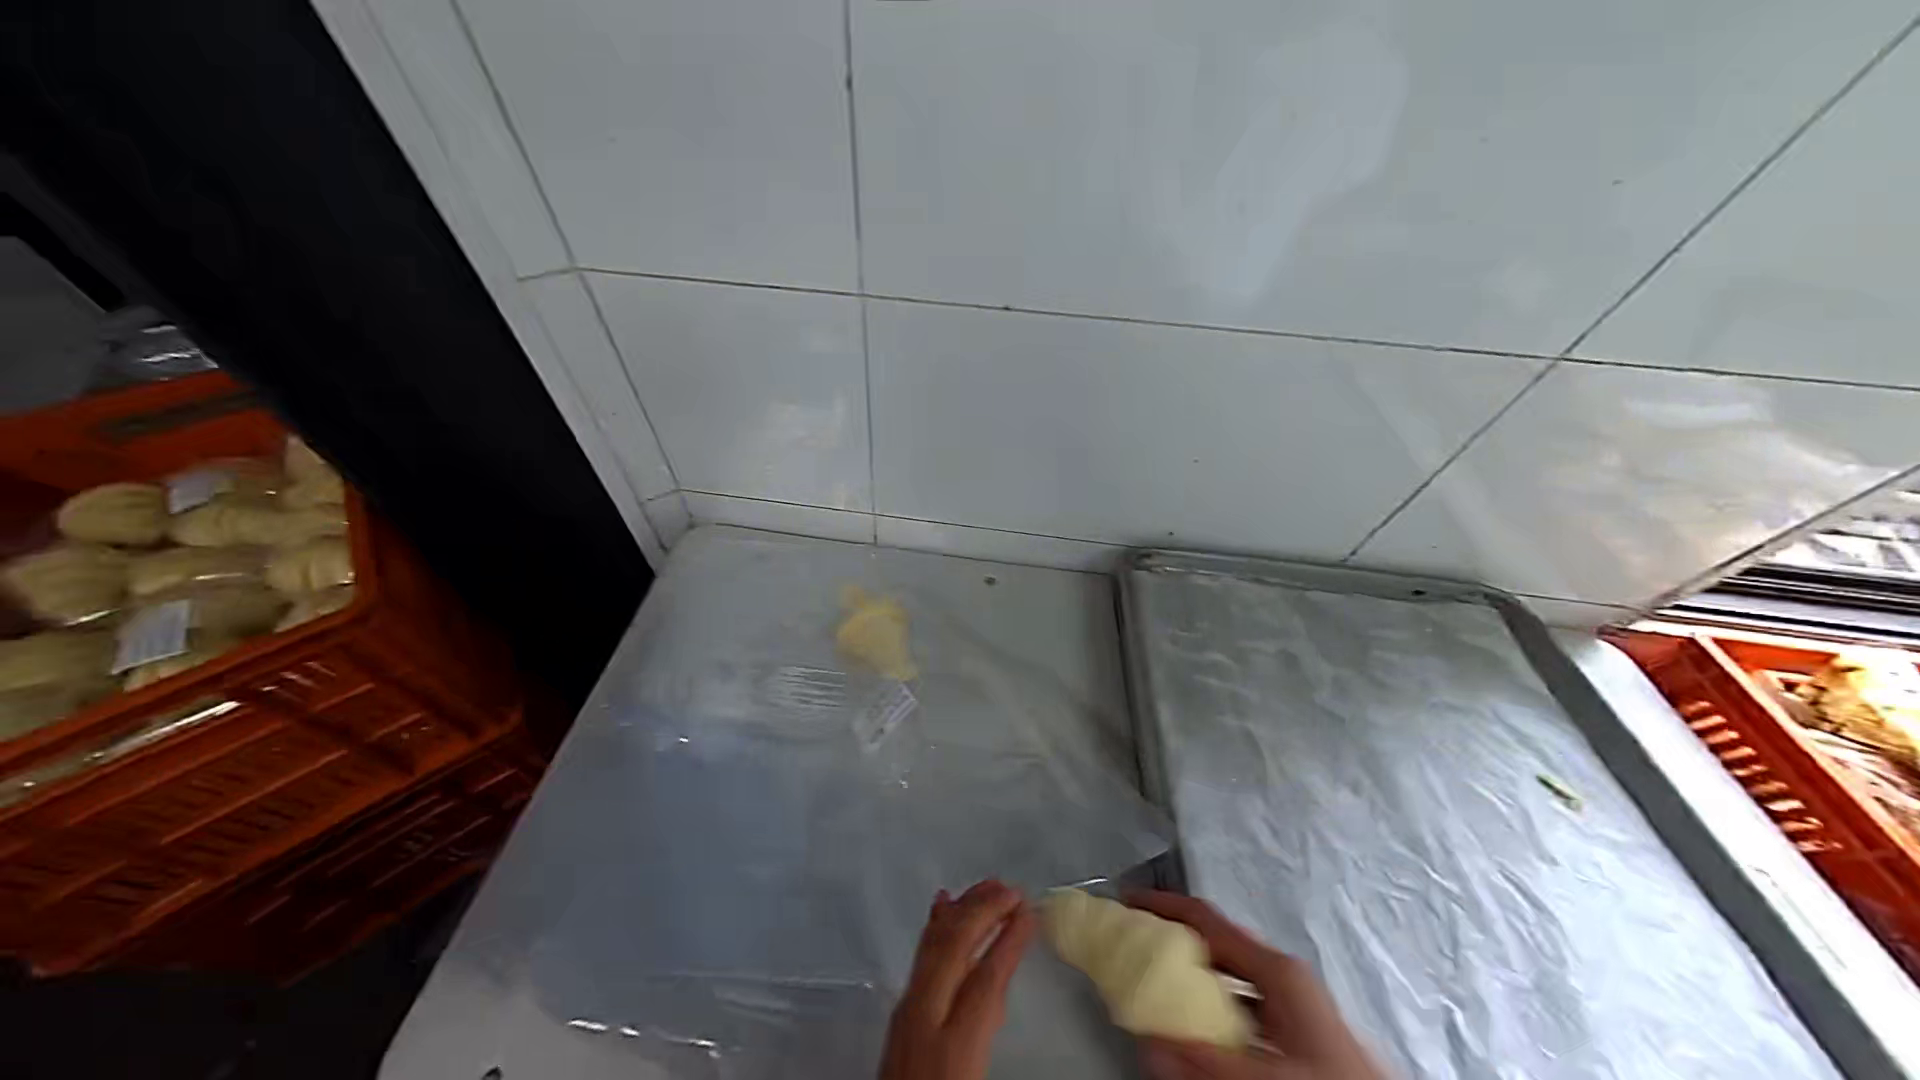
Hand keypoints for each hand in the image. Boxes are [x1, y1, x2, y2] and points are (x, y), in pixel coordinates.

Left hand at [879, 879, 1036, 1079]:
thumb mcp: (977, 1077)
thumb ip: (989, 1026)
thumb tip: (999, 985)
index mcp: (952, 1048)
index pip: (984, 980)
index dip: (1008, 942)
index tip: (1028, 912)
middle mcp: (923, 1019)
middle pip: (953, 950)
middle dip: (982, 911)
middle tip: (1011, 889)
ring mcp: (906, 1012)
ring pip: (933, 946)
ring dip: (962, 911)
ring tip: (988, 887)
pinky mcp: (899, 1014)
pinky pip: (920, 957)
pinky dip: (934, 925)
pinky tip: (942, 904)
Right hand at [1127, 891, 1384, 1079]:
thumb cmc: (1331, 1077)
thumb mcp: (1268, 1072)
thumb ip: (1207, 1060)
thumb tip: (1146, 1042)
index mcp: (1276, 969)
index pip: (1207, 920)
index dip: (1163, 905)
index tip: (1125, 900)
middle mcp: (1280, 974)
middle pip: (1212, 943)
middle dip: (1170, 941)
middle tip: (1130, 944)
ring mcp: (1287, 1000)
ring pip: (1223, 976)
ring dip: (1187, 977)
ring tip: (1151, 984)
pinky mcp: (1290, 1028)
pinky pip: (1236, 1004)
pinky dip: (1207, 1006)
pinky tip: (1191, 1026)